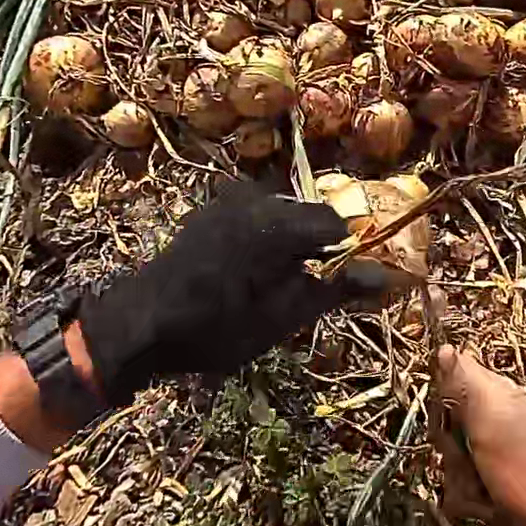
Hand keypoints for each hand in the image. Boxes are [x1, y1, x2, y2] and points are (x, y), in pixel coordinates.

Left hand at [77, 180, 385, 403]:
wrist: (141, 323)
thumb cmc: (215, 328)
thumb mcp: (281, 316)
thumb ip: (333, 289)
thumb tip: (384, 276)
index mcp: (275, 222)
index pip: (334, 223)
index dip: (345, 252)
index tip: (342, 281)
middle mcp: (255, 197)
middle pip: (309, 214)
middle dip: (318, 247)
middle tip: (309, 285)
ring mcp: (230, 199)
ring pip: (285, 213)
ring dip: (293, 241)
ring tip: (279, 280)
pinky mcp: (214, 207)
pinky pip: (258, 213)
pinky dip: (269, 235)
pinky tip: (253, 267)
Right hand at [430, 346, 525, 525]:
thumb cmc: (524, 470)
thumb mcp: (490, 418)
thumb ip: (463, 383)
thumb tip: (442, 344)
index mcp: (497, 393)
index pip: (452, 371)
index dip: (440, 390)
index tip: (443, 408)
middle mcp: (491, 418)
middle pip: (443, 416)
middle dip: (447, 439)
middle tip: (464, 452)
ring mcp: (489, 455)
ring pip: (446, 452)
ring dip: (455, 473)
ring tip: (477, 485)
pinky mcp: (486, 487)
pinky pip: (456, 483)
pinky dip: (464, 496)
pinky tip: (482, 506)